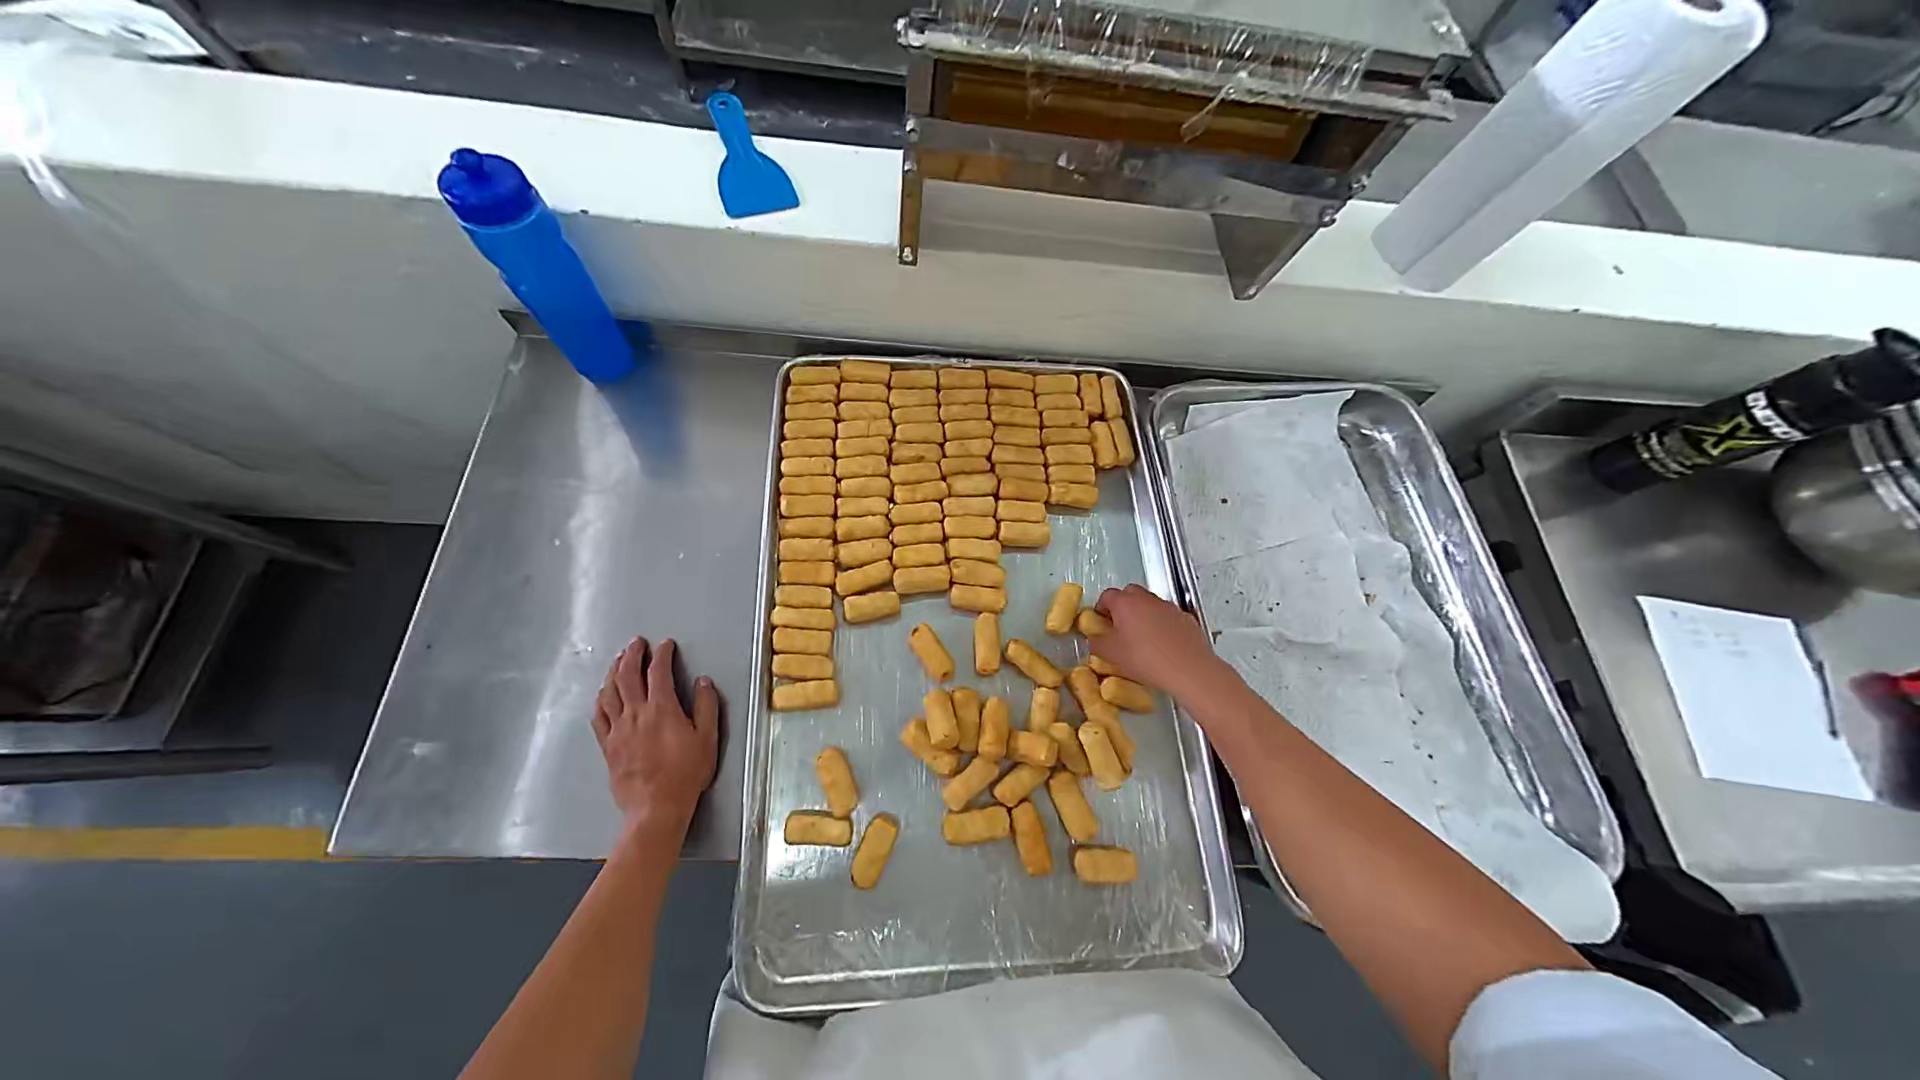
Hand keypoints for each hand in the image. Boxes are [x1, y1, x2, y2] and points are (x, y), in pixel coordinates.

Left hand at [592, 637, 719, 838]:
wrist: (655, 808)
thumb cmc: (686, 773)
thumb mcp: (708, 738)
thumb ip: (706, 706)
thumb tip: (703, 681)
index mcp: (662, 709)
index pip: (658, 671)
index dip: (662, 654)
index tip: (666, 645)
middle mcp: (636, 714)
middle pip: (627, 675)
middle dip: (632, 654)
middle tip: (637, 643)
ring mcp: (618, 730)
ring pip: (610, 692)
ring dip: (614, 671)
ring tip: (618, 660)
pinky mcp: (607, 746)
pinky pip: (599, 716)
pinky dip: (601, 699)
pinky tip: (603, 694)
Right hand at [1090, 585, 1225, 698]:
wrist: (1188, 670)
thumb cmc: (1145, 659)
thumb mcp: (1110, 654)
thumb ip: (1096, 642)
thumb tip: (1094, 638)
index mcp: (1125, 603)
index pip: (1106, 595)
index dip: (1101, 608)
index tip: (1100, 622)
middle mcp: (1147, 599)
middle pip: (1130, 593)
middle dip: (1122, 606)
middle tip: (1119, 626)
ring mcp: (1169, 607)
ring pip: (1150, 603)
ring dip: (1143, 614)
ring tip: (1141, 637)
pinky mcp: (1186, 618)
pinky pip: (1168, 616)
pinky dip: (1162, 624)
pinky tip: (1162, 644)